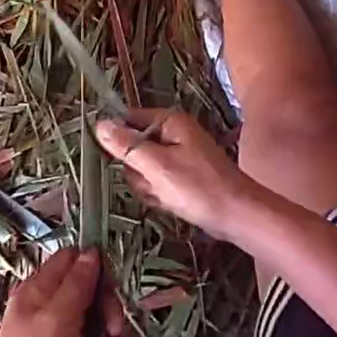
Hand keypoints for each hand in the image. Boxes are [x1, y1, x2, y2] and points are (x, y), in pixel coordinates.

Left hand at [0, 248, 132, 336]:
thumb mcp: (55, 321)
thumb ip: (77, 285)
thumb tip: (92, 251)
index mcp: (37, 293)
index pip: (70, 260)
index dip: (94, 265)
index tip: (112, 282)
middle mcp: (50, 312)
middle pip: (92, 292)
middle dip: (110, 309)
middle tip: (115, 328)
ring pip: (102, 323)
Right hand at [96, 109, 261, 239]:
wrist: (237, 215)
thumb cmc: (198, 187)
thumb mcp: (157, 166)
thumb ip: (127, 146)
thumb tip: (99, 124)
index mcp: (170, 121)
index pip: (128, 120)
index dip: (118, 140)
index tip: (114, 159)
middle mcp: (174, 133)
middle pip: (134, 148)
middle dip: (137, 171)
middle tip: (152, 182)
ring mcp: (179, 155)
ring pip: (143, 169)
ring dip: (148, 186)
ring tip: (165, 194)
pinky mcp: (183, 175)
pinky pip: (157, 182)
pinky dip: (160, 194)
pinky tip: (171, 202)